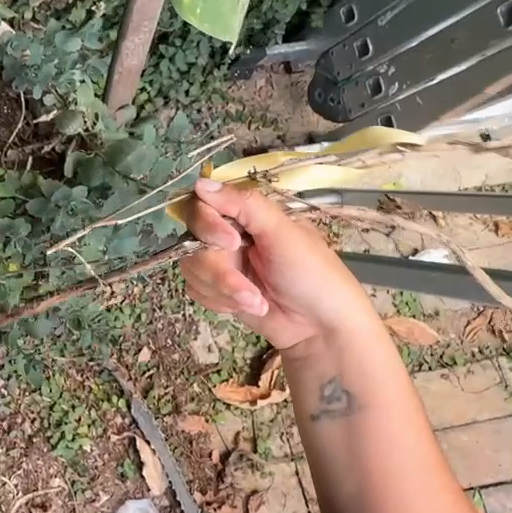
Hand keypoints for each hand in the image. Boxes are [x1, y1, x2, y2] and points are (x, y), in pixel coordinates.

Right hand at [179, 178, 377, 349]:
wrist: (320, 329)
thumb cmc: (314, 276)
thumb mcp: (285, 233)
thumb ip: (245, 205)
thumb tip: (200, 182)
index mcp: (247, 216)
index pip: (203, 206)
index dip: (208, 224)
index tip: (231, 243)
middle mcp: (228, 236)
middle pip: (192, 242)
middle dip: (219, 270)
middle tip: (247, 289)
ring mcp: (221, 263)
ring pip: (191, 268)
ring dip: (223, 290)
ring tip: (256, 302)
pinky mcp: (216, 289)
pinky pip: (194, 288)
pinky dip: (219, 301)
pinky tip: (247, 307)